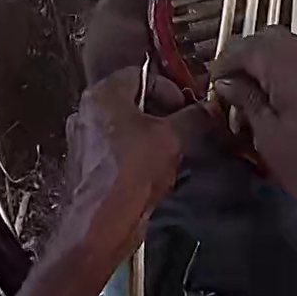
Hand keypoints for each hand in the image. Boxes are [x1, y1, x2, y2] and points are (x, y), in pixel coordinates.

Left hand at [47, 65, 199, 280]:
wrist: (101, 222)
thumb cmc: (132, 170)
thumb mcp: (171, 138)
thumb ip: (193, 117)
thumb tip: (210, 107)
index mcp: (102, 95)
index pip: (139, 74)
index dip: (168, 87)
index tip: (188, 106)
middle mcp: (88, 112)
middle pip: (133, 100)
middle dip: (163, 113)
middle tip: (186, 129)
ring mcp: (86, 139)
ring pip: (128, 127)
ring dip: (154, 137)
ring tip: (175, 153)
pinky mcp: (90, 165)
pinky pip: (120, 150)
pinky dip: (139, 155)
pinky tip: (157, 173)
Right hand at [210, 28, 296, 237]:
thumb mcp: (267, 135)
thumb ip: (246, 100)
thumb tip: (228, 83)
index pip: (253, 49)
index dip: (228, 59)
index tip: (216, 76)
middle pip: (272, 38)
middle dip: (245, 52)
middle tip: (227, 76)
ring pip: (289, 45)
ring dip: (264, 58)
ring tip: (246, 85)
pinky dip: (283, 67)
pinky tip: (271, 91)